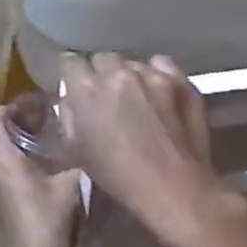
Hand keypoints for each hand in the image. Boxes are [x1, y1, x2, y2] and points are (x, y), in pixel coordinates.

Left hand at [0, 108, 82, 246]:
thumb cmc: (48, 223)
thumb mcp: (71, 184)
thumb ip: (78, 156)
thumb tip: (89, 134)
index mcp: (2, 159)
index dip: (13, 106)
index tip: (37, 100)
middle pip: (0, 135)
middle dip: (23, 122)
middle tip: (52, 116)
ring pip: (5, 154)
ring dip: (24, 143)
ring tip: (54, 137)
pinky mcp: (2, 205)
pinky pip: (8, 171)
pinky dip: (24, 161)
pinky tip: (50, 167)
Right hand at [57, 52, 230, 245]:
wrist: (173, 188)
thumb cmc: (118, 175)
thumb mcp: (76, 149)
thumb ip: (67, 115)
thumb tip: (68, 97)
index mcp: (86, 88)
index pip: (71, 62)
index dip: (73, 76)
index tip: (77, 88)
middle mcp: (117, 72)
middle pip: (102, 58)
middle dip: (101, 73)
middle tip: (107, 96)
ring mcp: (150, 73)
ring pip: (132, 62)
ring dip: (129, 76)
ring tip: (137, 100)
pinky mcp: (179, 79)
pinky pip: (161, 64)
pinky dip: (157, 73)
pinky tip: (159, 91)